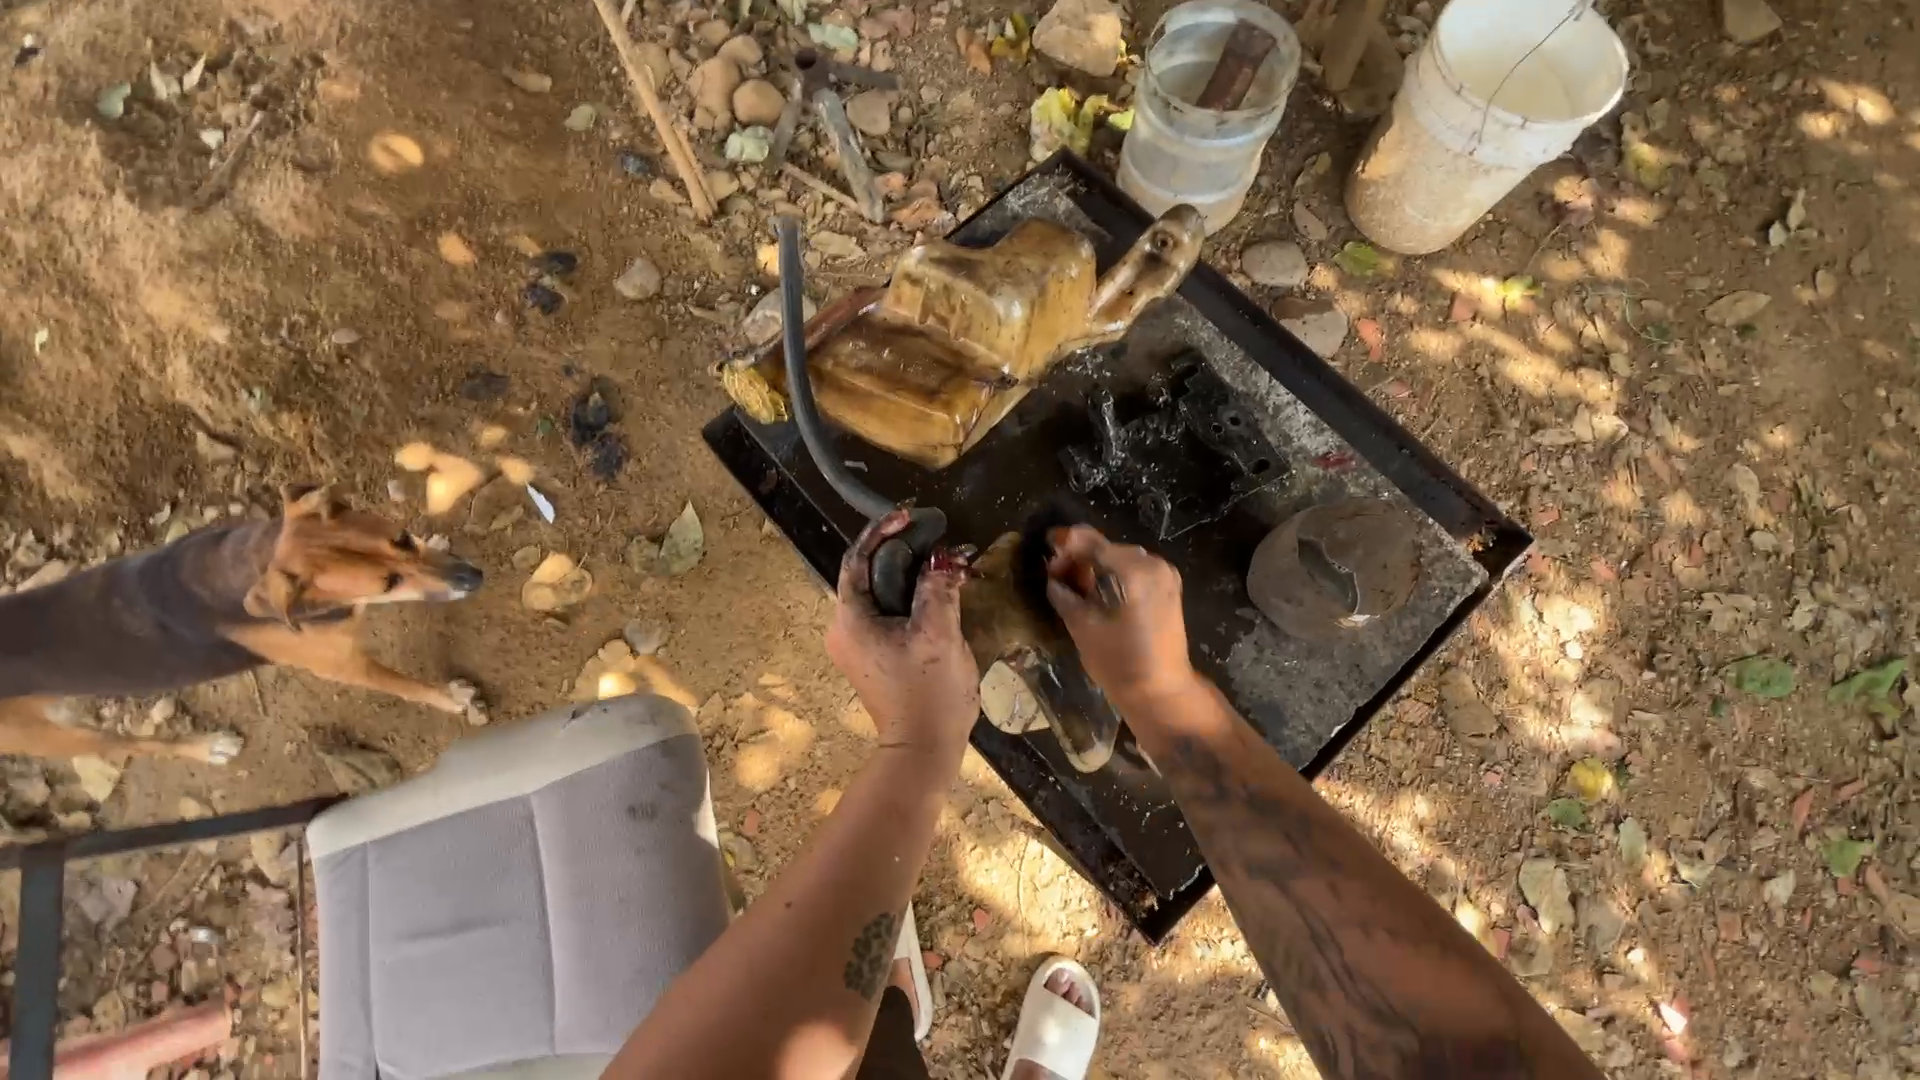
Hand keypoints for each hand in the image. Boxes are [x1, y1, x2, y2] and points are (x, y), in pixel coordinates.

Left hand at [826, 510, 979, 757]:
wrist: (924, 747)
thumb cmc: (929, 691)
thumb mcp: (939, 633)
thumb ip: (938, 588)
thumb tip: (944, 560)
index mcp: (851, 620)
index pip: (857, 560)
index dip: (881, 532)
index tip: (909, 516)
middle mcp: (844, 629)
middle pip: (868, 574)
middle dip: (902, 552)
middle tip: (935, 537)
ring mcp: (857, 645)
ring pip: (880, 594)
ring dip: (910, 575)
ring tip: (942, 561)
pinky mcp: (872, 656)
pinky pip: (887, 614)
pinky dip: (910, 597)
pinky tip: (938, 590)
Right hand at [1045, 525, 1198, 710]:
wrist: (1162, 693)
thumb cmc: (1120, 662)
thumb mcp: (1083, 627)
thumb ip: (1065, 595)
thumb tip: (1053, 579)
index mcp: (1136, 570)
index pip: (1093, 544)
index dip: (1065, 546)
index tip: (1046, 553)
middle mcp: (1155, 564)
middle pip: (1108, 548)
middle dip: (1079, 556)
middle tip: (1055, 575)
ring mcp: (1165, 576)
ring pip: (1120, 559)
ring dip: (1095, 566)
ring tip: (1071, 584)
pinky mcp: (1167, 590)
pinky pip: (1134, 571)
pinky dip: (1112, 575)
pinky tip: (1094, 591)